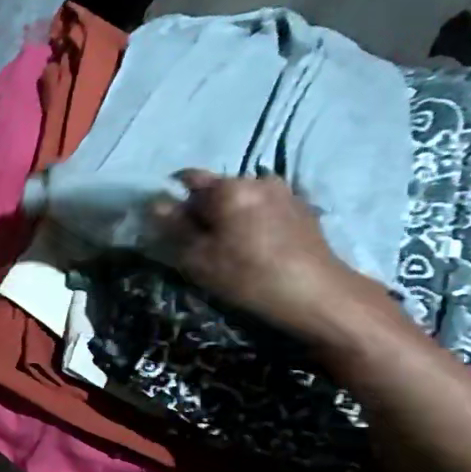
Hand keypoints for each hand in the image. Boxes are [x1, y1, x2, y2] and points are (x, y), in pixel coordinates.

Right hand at [156, 170, 399, 346]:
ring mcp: (284, 191)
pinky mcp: (302, 207)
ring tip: (229, 244)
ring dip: (229, 214)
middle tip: (197, 241)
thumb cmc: (247, 275)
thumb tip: (155, 204)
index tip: (169, 224)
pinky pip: (264, 206)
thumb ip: (173, 226)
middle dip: (203, 208)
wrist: (315, 293)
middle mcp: (257, 179)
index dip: (172, 198)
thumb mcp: (197, 257)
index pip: (187, 178)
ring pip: (242, 197)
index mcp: (228, 187)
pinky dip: (252, 219)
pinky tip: (255, 245)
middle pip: (217, 187)